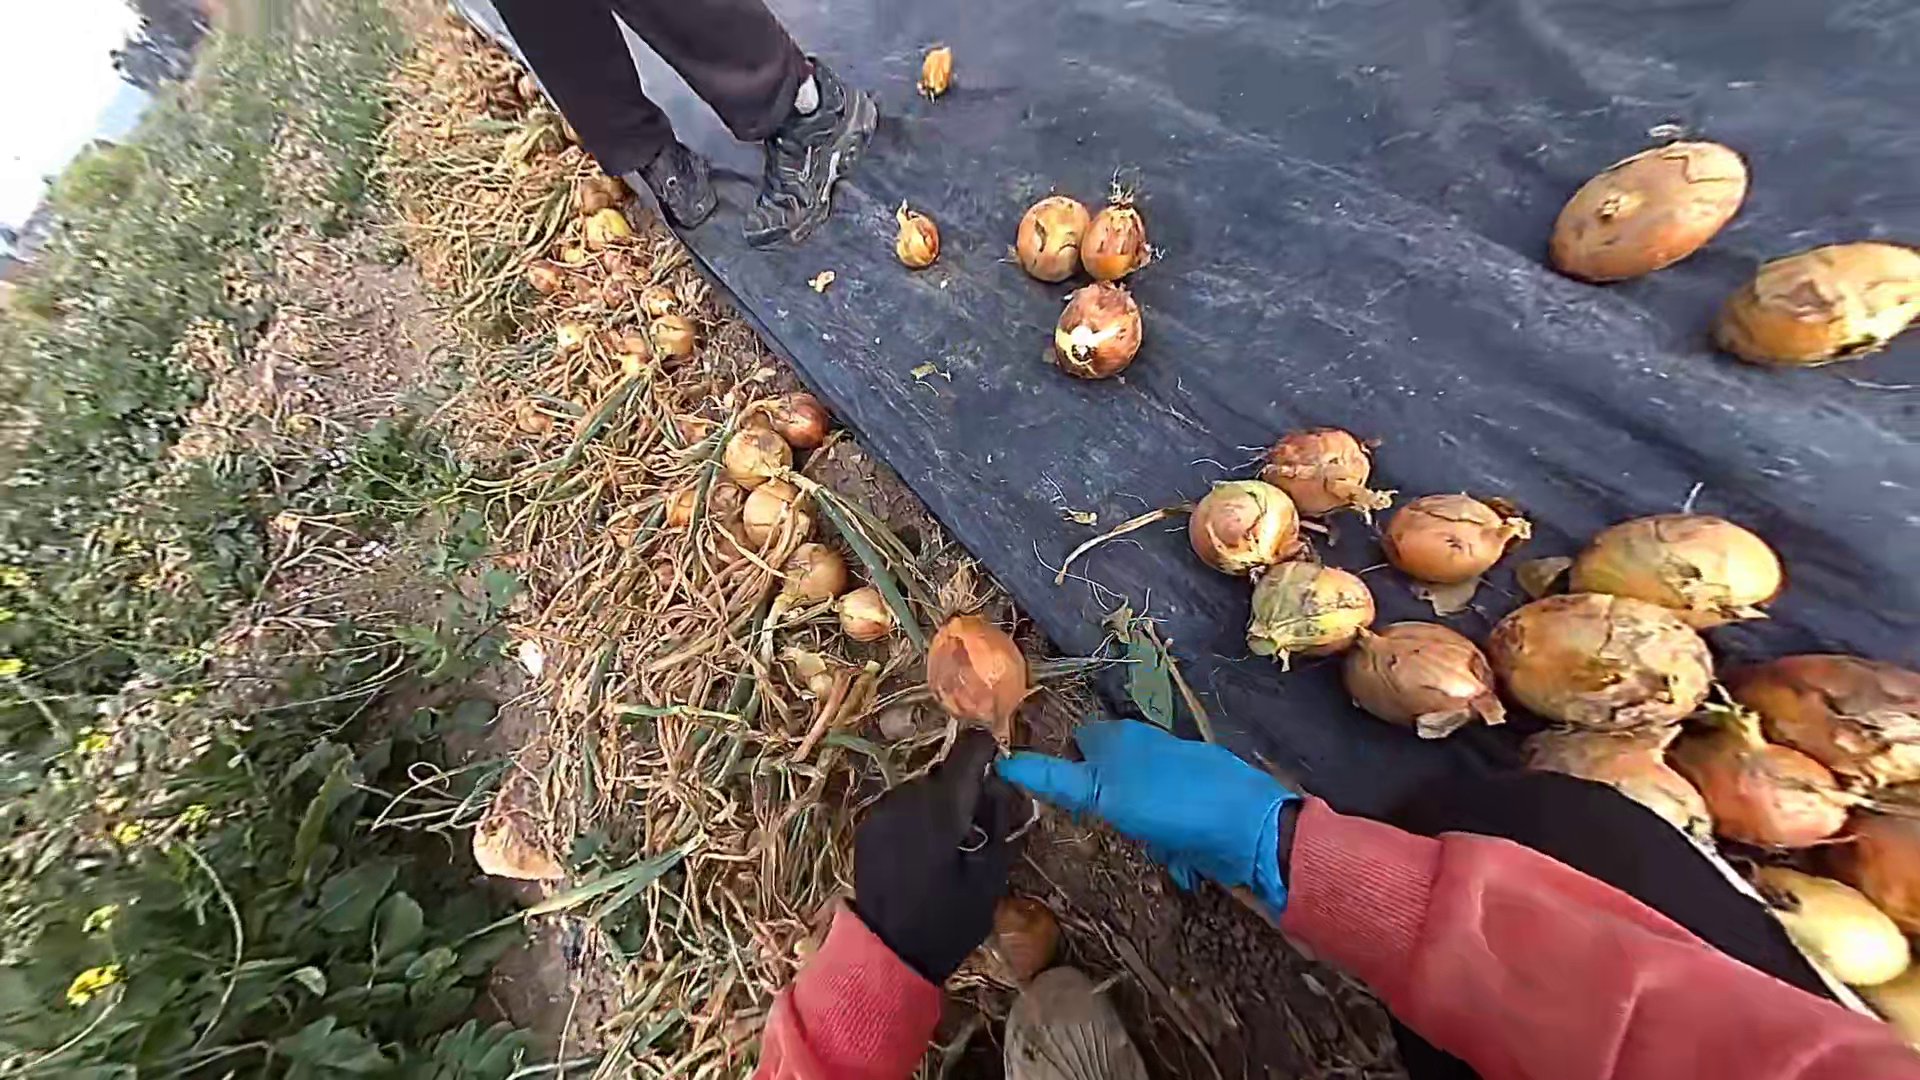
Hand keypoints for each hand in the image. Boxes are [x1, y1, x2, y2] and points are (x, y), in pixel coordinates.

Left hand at [854, 728, 1024, 982]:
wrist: (888, 952)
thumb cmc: (948, 918)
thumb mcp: (991, 872)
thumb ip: (1000, 816)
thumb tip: (1002, 781)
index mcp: (943, 803)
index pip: (970, 747)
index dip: (989, 752)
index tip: (998, 772)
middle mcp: (909, 792)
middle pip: (949, 769)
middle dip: (967, 788)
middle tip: (976, 826)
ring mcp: (884, 804)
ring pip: (926, 785)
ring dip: (941, 802)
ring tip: (946, 843)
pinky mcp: (868, 819)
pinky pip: (903, 801)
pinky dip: (917, 813)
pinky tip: (919, 848)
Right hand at [997, 720, 1297, 909]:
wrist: (1249, 826)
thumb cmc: (1167, 802)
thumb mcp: (1102, 793)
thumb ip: (1055, 778)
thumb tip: (1006, 763)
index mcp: (1117, 736)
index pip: (1073, 747)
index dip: (1064, 773)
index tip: (1068, 805)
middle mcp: (1141, 747)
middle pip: (1102, 778)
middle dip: (1105, 808)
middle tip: (1110, 829)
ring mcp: (1170, 771)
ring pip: (1133, 804)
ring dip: (1136, 830)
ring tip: (1150, 850)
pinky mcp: (1193, 798)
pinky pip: (1163, 820)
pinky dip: (1166, 840)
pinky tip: (1178, 857)